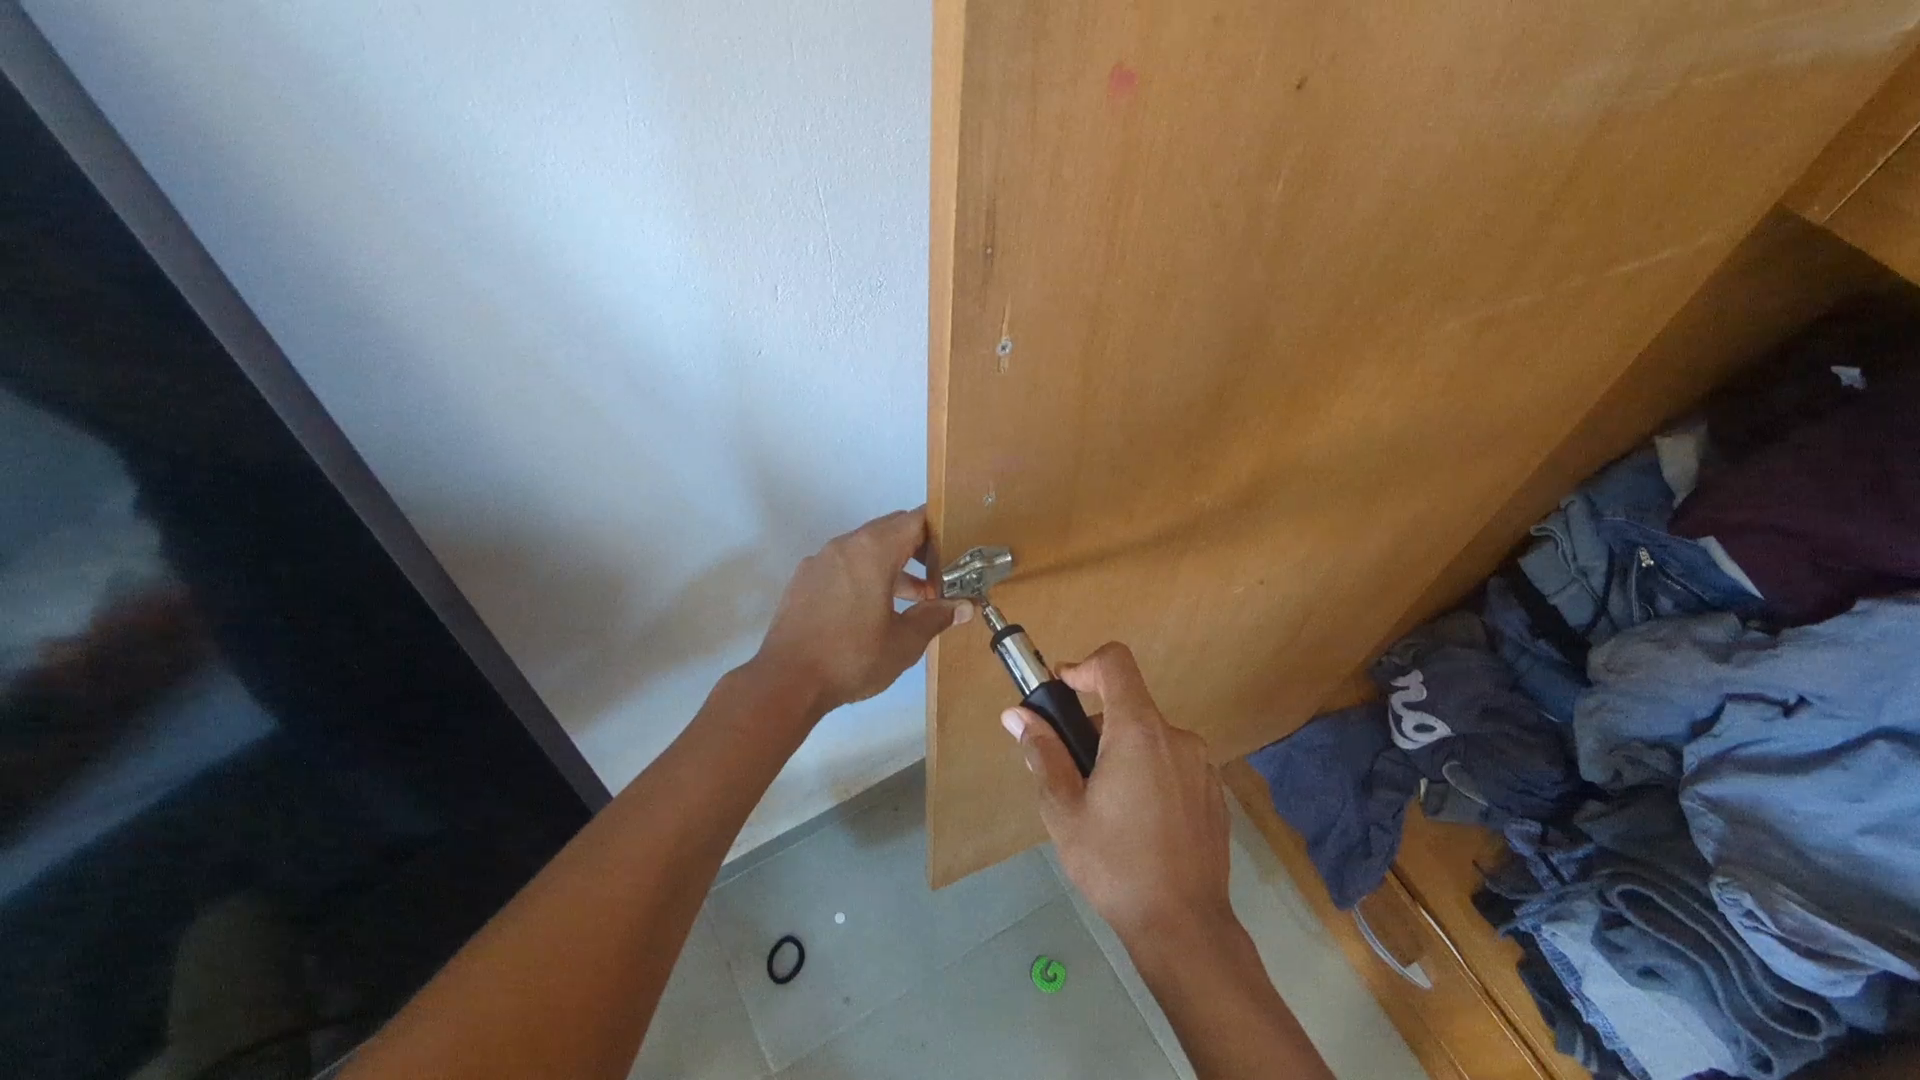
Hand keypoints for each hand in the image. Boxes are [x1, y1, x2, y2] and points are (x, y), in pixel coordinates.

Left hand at [756, 507, 972, 715]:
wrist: (787, 681)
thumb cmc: (852, 657)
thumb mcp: (904, 642)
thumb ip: (936, 617)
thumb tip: (964, 607)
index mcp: (872, 551)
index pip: (915, 520)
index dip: (941, 532)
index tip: (958, 554)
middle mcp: (843, 546)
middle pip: (890, 531)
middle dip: (919, 550)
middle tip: (941, 577)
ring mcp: (819, 562)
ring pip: (865, 550)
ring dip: (893, 567)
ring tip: (916, 600)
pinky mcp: (804, 581)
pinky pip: (843, 566)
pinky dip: (865, 577)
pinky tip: (874, 611)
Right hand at [1003, 643, 1233, 941]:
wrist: (1184, 925)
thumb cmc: (1115, 865)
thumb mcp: (1064, 811)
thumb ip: (1044, 754)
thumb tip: (1017, 716)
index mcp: (1139, 732)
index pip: (1115, 663)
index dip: (1082, 666)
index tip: (1061, 692)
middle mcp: (1177, 738)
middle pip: (1129, 707)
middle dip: (1094, 730)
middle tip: (1072, 776)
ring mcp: (1201, 766)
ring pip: (1150, 740)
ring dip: (1121, 756)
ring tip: (1103, 809)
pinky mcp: (1213, 793)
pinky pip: (1172, 766)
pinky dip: (1148, 777)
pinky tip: (1137, 826)